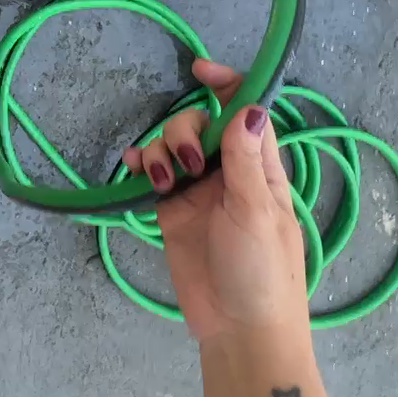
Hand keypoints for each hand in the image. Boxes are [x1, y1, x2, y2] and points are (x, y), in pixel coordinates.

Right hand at [123, 60, 308, 343]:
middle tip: (188, 165)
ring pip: (171, 144)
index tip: (200, 68)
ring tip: (162, 181)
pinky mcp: (170, 206)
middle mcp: (228, 171)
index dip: (228, 85)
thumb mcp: (256, 213)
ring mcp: (197, 188)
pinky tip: (134, 169)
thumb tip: (250, 106)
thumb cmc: (263, 271)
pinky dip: (140, 162)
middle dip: (185, 132)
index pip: (246, 113)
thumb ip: (245, 160)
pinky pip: (150, 170)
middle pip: (200, 124)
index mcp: (260, 169)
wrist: (236, 328)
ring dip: (161, 151)